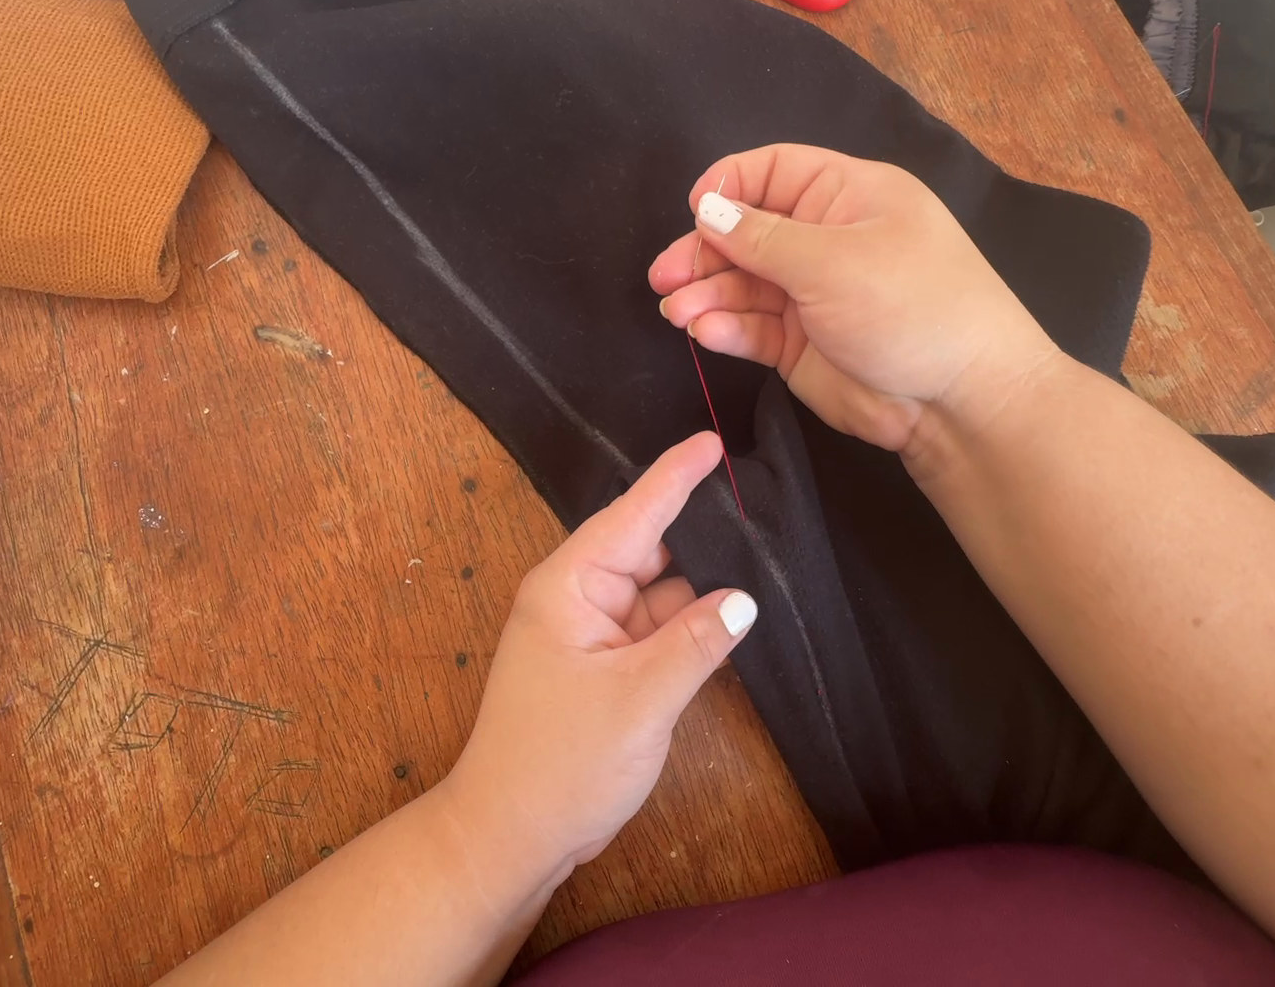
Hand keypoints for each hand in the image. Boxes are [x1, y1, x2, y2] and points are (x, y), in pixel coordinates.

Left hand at [443, 432, 756, 869]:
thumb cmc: (561, 761)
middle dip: (698, 533)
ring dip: (699, 586)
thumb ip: (695, 644)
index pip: (632, 515)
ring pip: (657, 591)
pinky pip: (655, 627)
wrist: (513, 833)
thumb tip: (745, 597)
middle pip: (648, 549)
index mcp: (569, 585)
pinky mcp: (606, 663)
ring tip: (761, 559)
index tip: (712, 441)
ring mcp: (592, 631)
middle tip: (760, 507)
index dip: (674, 477)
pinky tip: (731, 614)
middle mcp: (579, 597)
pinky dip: (689, 623)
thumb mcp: (639, 700)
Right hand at [648, 144, 1059, 452]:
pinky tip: (705, 332)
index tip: (692, 211)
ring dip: (705, 295)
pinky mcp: (796, 344)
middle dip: (702, 252)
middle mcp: (821, 241)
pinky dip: (725, 328)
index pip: (773, 173)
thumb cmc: (910, 306)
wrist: (954, 400)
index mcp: (844, 198)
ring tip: (677, 312)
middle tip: (664, 276)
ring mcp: (807, 295)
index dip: (728, 186)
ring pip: (740, 285)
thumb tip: (706, 209)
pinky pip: (751, 328)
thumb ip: (763, 238)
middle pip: (744, 233)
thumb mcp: (834, 261)